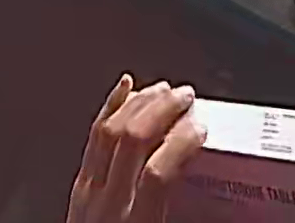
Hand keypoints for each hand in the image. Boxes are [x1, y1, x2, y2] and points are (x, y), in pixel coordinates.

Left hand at [69, 74, 207, 222]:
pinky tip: (125, 86)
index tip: (202, 127)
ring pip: (110, 131)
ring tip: (164, 88)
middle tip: (187, 95)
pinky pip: (92, 138)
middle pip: (133, 140)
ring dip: (140, 103)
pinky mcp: (78, 189)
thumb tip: (216, 207)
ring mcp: (87, 195)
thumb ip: (184, 217)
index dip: (181, 144)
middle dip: (162, 110)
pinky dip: (110, 106)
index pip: (157, 175)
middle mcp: (107, 207)